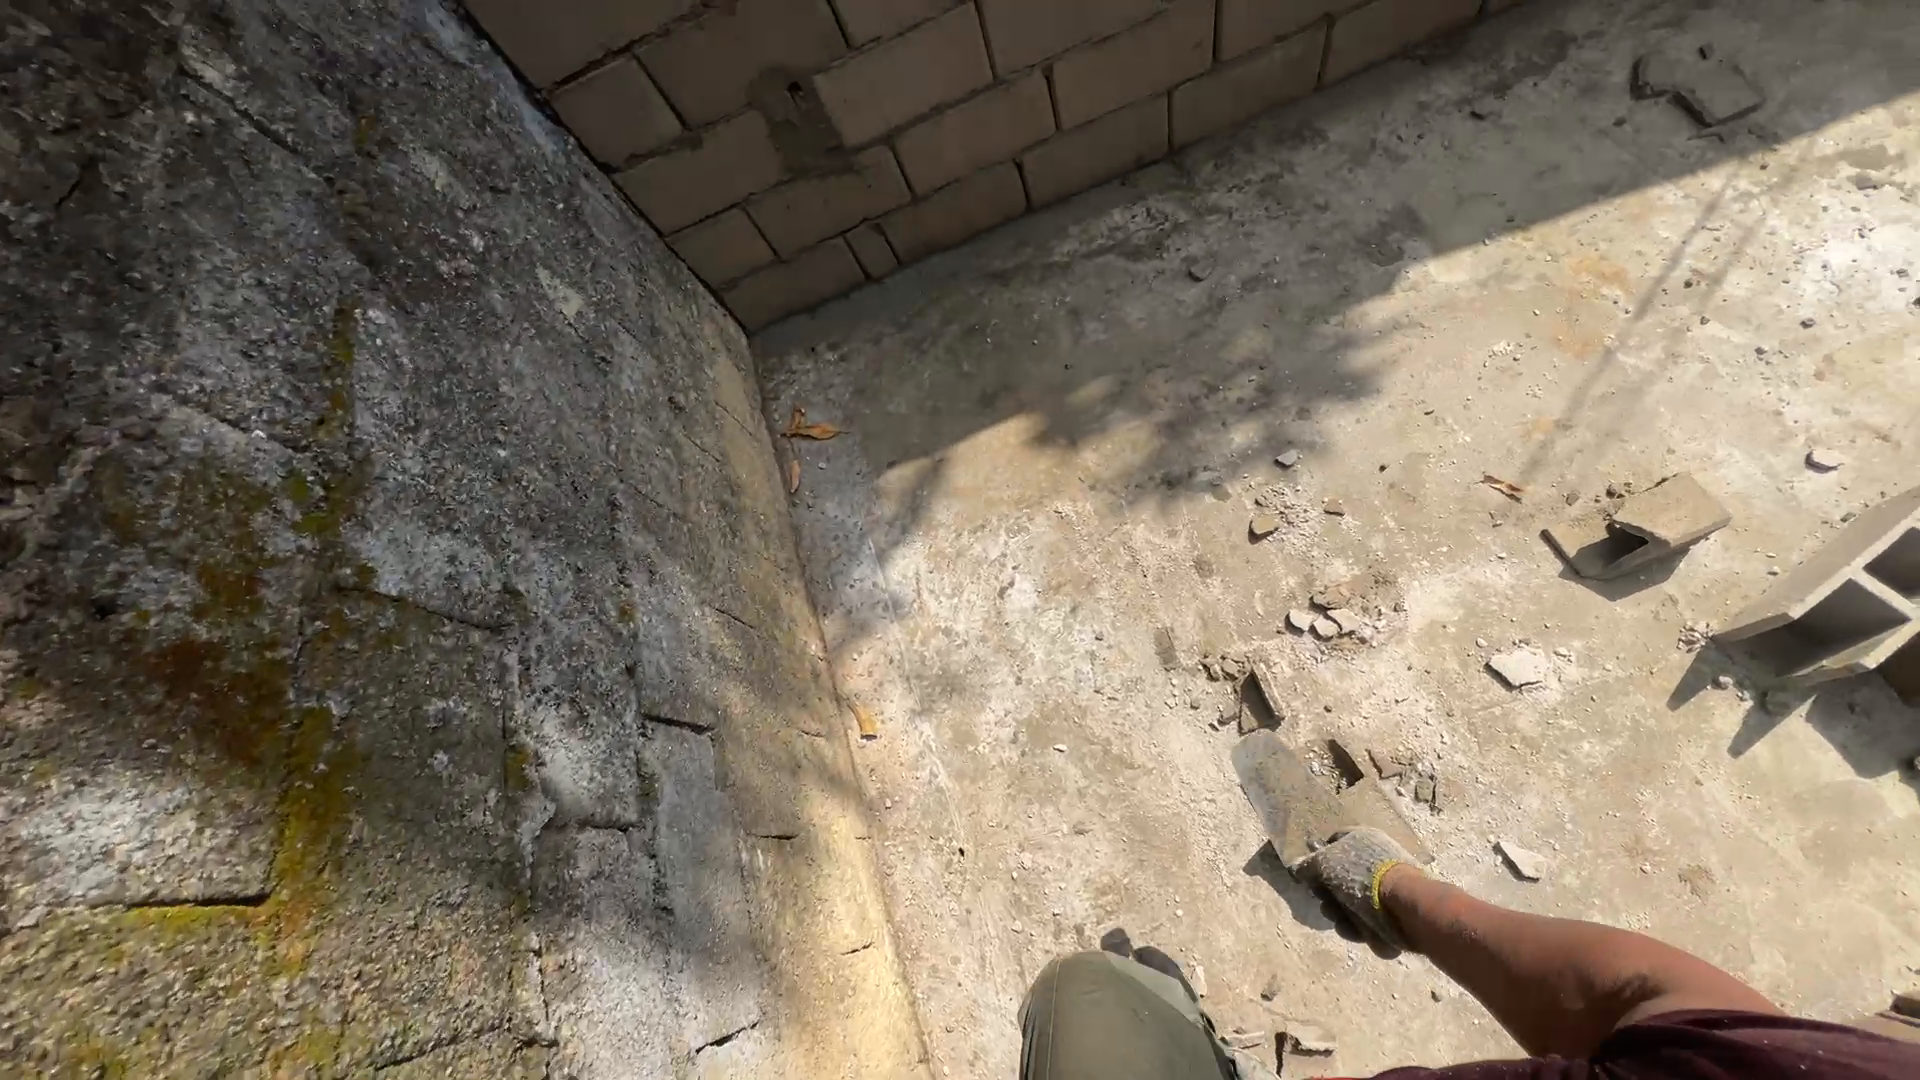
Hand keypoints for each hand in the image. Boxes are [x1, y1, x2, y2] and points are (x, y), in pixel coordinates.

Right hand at [1295, 828, 1419, 949]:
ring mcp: (1386, 889)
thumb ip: (1306, 866)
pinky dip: (1359, 928)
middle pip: (1339, 878)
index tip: (1311, 874)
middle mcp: (1374, 861)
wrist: (1404, 908)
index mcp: (1362, 840)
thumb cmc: (1362, 876)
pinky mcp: (1394, 915)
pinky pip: (1367, 922)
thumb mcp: (1323, 864)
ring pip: (1351, 903)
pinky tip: (1356, 930)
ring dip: (1340, 914)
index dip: (1318, 858)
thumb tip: (1297, 869)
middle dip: (1328, 894)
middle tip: (1325, 901)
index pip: (1333, 843)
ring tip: (1341, 920)